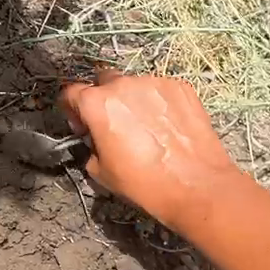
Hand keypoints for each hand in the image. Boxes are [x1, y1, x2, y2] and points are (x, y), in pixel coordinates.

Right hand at [56, 69, 253, 231]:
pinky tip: (166, 126)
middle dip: (104, 100)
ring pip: (133, 85)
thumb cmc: (146, 182)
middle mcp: (122, 85)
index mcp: (96, 103)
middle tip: (114, 124)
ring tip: (146, 127)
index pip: (71, 92)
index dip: (72, 110)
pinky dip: (158, 103)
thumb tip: (96, 141)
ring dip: (133, 100)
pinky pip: (160, 90)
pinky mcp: (180, 88)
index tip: (82, 125)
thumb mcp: (100, 171)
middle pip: (103, 82)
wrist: (198, 188)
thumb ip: (90, 146)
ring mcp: (154, 84)